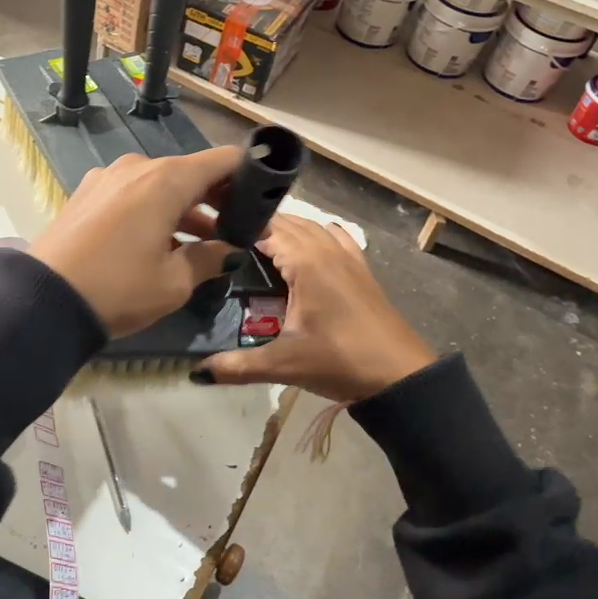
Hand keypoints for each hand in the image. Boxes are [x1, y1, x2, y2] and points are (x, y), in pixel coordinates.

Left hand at [30, 147, 248, 337]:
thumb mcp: (174, 282)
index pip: (222, 160)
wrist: (44, 300)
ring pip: (159, 185)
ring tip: (202, 244)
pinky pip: (132, 194)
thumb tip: (231, 251)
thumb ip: (209, 259)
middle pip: (190, 173)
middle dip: (216, 199)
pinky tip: (160, 243)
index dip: (248, 177)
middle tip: (236, 230)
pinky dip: (153, 211)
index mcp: (167, 180)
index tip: (262, 202)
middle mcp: (137, 167)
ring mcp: (107, 178)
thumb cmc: (119, 288)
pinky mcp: (87, 194)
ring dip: (184, 209)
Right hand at [197, 215, 433, 401]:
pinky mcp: (362, 269)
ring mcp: (348, 256)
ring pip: (311, 227)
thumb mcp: (283, 365)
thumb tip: (196, 371)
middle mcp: (327, 248)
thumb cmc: (340, 362)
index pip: (265, 227)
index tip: (210, 237)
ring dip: (285, 231)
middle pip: (287, 223)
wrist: (401, 376)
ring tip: (256, 248)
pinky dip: (315, 236)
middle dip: (257, 228)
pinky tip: (304, 250)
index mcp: (306, 261)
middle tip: (225, 244)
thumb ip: (236, 365)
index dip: (238, 228)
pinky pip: (334, 237)